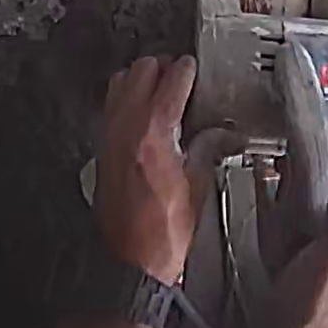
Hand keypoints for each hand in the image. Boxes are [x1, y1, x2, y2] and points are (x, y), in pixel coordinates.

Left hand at [94, 56, 240, 283]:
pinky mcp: (102, 143)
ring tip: (163, 90)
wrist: (128, 261)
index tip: (196, 68)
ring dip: (142, 77)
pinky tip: (144, 111)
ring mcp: (110, 131)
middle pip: (143, 68)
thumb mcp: (197, 187)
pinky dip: (127, 94)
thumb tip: (225, 131)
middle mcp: (127, 125)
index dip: (188, 69)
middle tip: (182, 77)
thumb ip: (208, 147)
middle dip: (165, 66)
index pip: (172, 79)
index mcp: (154, 132)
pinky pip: (112, 101)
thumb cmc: (163, 231)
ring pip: (122, 79)